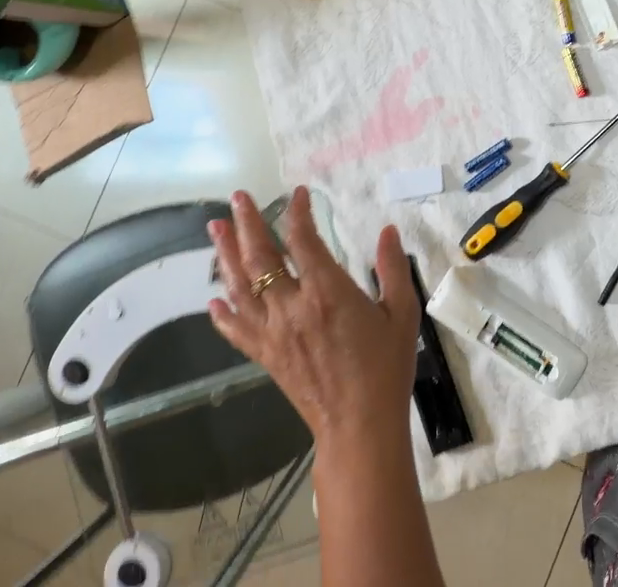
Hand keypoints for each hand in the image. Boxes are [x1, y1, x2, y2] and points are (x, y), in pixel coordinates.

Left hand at [206, 187, 417, 446]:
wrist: (358, 422)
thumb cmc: (387, 365)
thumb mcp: (403, 312)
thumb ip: (392, 268)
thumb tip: (386, 231)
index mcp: (328, 291)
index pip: (303, 240)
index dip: (297, 212)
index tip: (299, 195)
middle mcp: (292, 307)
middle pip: (260, 257)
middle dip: (247, 224)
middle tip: (238, 198)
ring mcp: (273, 332)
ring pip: (240, 286)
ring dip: (225, 255)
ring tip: (215, 229)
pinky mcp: (264, 355)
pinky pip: (235, 328)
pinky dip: (222, 310)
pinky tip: (213, 297)